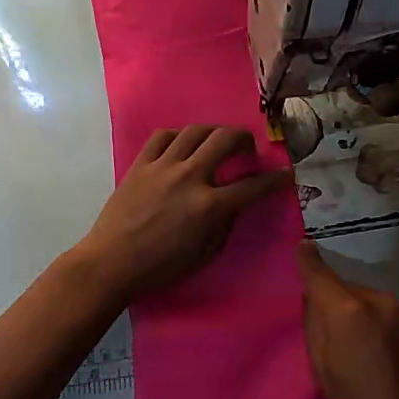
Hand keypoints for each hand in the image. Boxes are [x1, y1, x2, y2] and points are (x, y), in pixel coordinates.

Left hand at [72, 125, 289, 302]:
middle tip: (247, 148)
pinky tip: (182, 144)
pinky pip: (162, 136)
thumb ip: (224, 225)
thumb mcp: (204, 255)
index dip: (275, 179)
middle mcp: (190, 177)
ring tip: (217, 141)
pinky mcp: (140, 164)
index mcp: (209, 206)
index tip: (286, 174)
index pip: (252, 185)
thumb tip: (234, 203)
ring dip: (214, 132)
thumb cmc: (160, 268)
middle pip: (225, 140)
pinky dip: (178, 136)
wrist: (112, 263)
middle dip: (244, 138)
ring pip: (195, 131)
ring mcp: (162, 167)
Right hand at [296, 243, 398, 398]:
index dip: (307, 260)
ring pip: (380, 306)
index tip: (303, 248)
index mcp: (347, 312)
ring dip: (373, 320)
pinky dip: (398, 332)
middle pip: (352, 292)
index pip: (319, 273)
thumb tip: (315, 298)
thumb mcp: (323, 373)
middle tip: (345, 343)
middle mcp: (382, 300)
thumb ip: (315, 326)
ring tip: (378, 357)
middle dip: (345, 308)